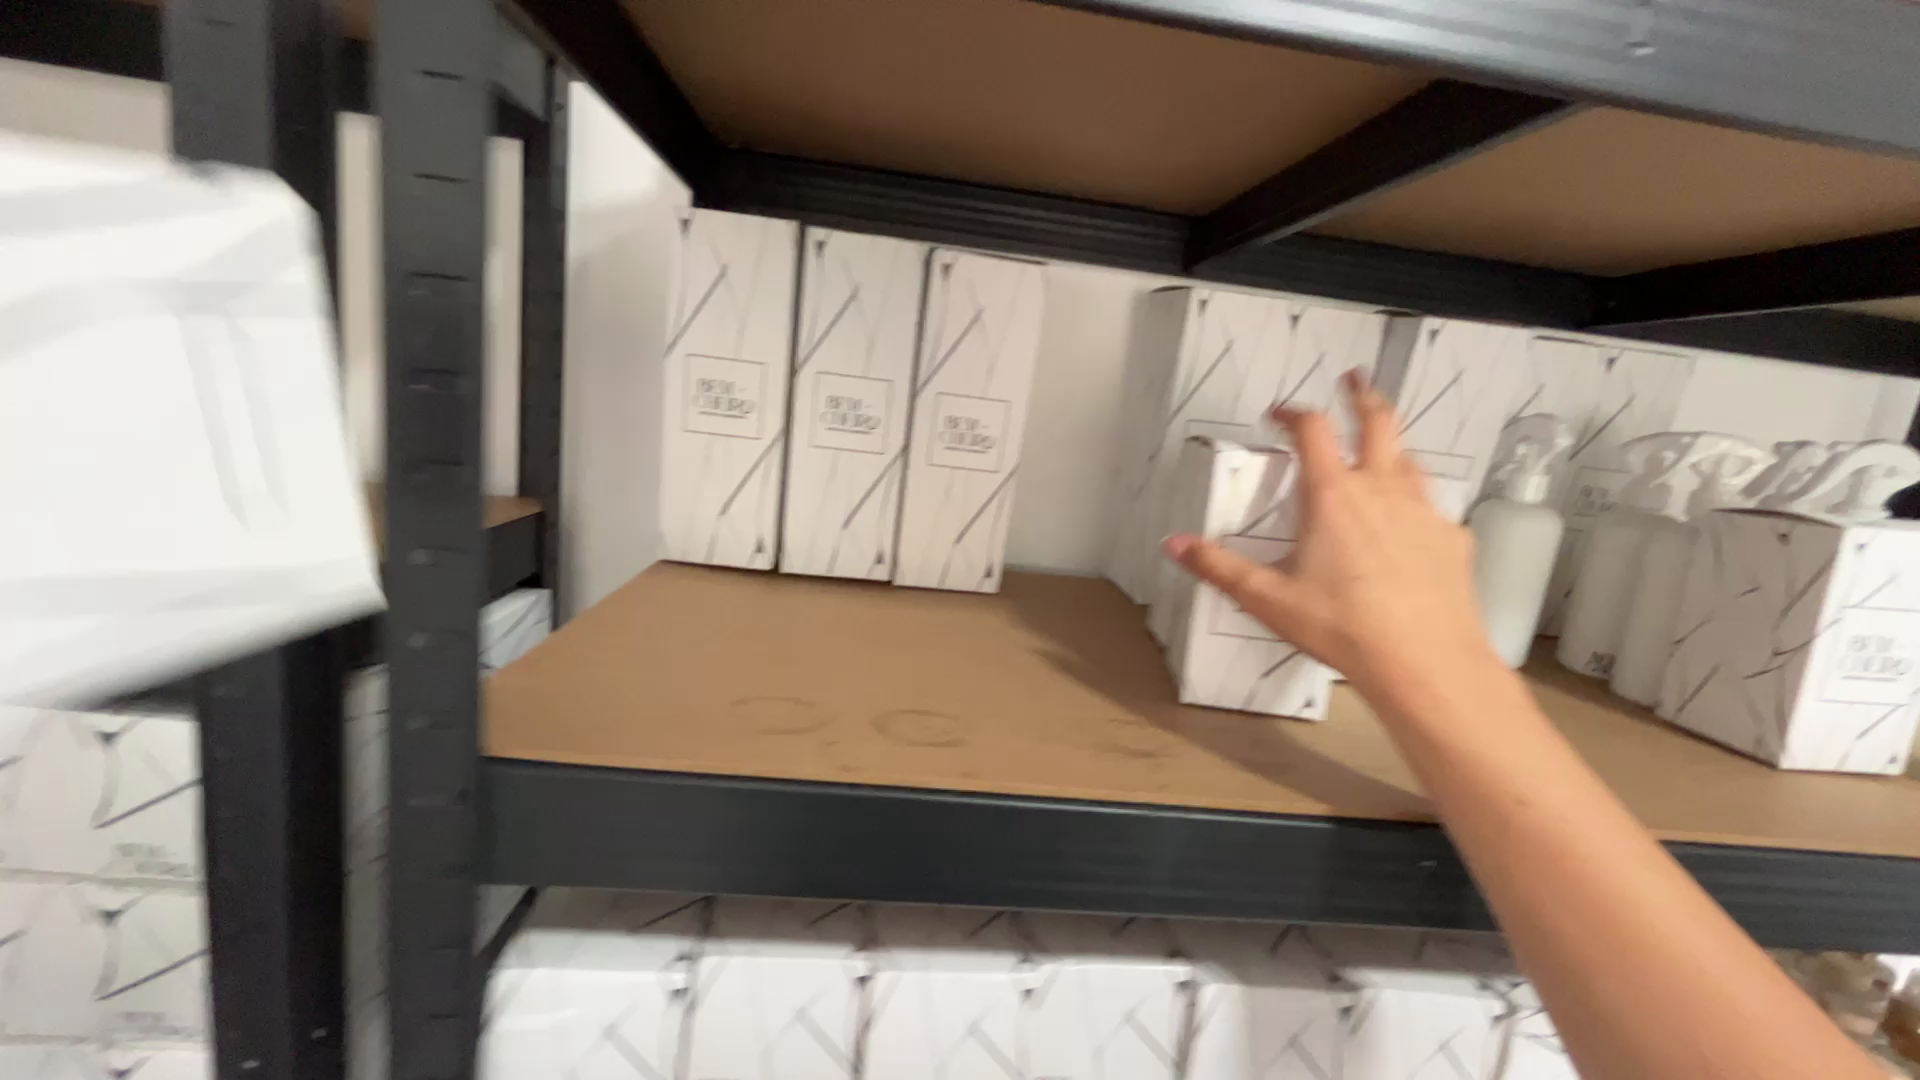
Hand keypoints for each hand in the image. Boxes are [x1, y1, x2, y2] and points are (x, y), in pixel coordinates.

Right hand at [1162, 369, 1501, 708]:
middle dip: (1362, 396)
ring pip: (1409, 460)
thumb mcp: (1266, 598)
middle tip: (1353, 380)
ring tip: (1378, 449)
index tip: (1278, 413)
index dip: (1293, 413)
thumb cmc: (1341, 626)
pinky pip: (1431, 507)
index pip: (1312, 431)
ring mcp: (1424, 512)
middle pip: (1378, 423)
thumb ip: (1217, 567)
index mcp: (1333, 496)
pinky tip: (1404, 526)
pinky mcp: (1452, 540)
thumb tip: (1173, 545)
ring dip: (1390, 445)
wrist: (1424, 663)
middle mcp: (1382, 491)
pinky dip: (1413, 502)